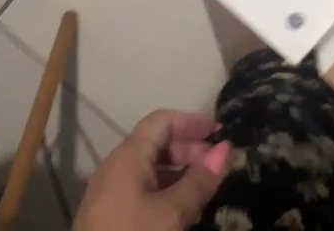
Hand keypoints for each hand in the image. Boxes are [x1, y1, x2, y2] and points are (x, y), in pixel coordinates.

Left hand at [74, 110, 232, 230]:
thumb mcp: (172, 213)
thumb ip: (199, 181)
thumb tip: (225, 149)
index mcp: (128, 154)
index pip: (163, 120)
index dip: (192, 122)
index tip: (220, 132)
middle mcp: (116, 164)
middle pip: (155, 142)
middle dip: (188, 148)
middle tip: (216, 163)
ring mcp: (109, 189)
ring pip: (149, 166)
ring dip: (177, 170)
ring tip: (203, 185)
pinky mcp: (108, 212)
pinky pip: (140, 186)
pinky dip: (164, 187)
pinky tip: (180, 206)